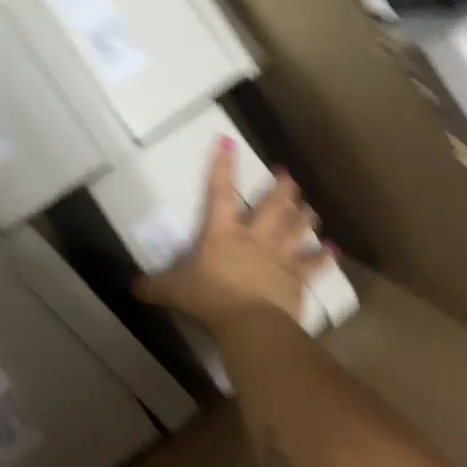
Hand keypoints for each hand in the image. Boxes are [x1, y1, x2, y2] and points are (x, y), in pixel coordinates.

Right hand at [133, 138, 327, 328]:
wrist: (251, 324)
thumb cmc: (210, 298)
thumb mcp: (173, 290)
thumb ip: (154, 286)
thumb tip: (132, 286)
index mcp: (222, 232)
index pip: (220, 192)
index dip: (223, 166)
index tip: (228, 142)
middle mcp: (254, 238)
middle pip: (272, 207)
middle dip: (281, 189)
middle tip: (288, 175)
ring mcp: (280, 257)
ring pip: (296, 230)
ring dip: (304, 217)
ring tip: (310, 208)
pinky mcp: (297, 280)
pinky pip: (314, 266)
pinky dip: (325, 257)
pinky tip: (334, 250)